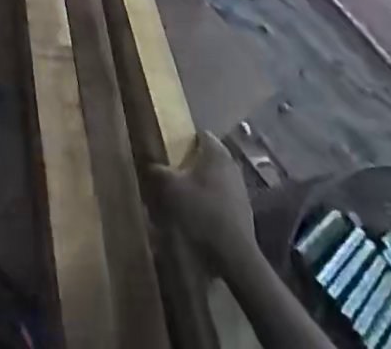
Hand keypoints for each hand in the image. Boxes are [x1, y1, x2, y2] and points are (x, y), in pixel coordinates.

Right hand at [148, 131, 256, 262]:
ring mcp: (240, 189)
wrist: (233, 256)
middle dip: (188, 166)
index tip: (169, 151)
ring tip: (178, 201)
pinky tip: (195, 219)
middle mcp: (232, 165)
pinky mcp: (242, 211)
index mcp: (217, 153)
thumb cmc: (201, 212)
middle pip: (206, 158)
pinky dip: (207, 204)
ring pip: (212, 180)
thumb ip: (157, 171)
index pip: (200, 135)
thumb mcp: (169, 188)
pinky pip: (219, 199)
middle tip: (170, 176)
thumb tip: (149, 164)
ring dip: (197, 187)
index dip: (183, 140)